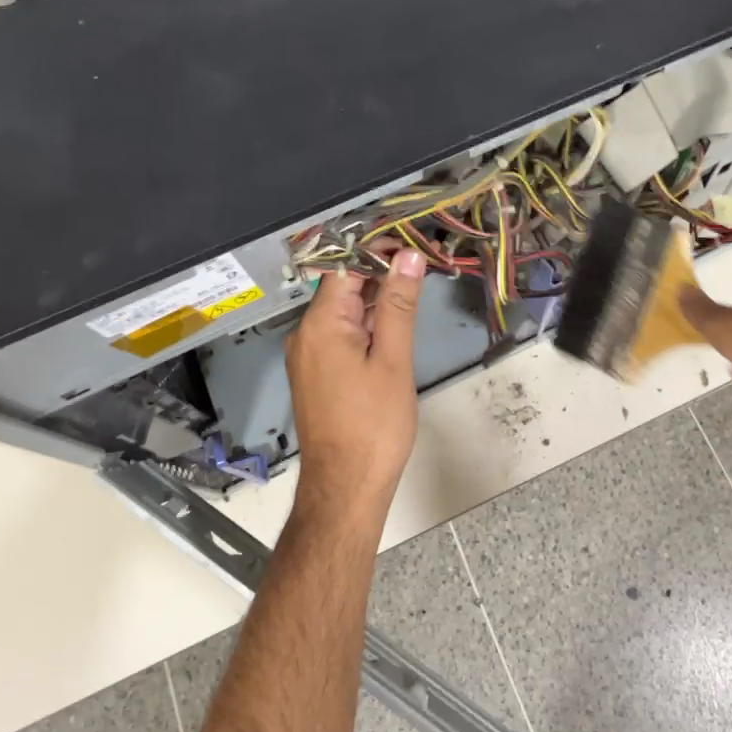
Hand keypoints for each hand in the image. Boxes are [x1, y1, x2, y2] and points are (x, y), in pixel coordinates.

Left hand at [284, 249, 425, 513]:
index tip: (414, 244)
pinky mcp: (317, 373)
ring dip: (377, 298)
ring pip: (344, 311)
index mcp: (320, 324)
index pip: (345, 266)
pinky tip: (395, 324)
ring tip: (417, 288)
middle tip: (425, 263)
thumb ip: (399, 305)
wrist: (346, 486)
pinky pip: (341, 334)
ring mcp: (309, 355)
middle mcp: (306, 334)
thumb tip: (409, 257)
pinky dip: (368, 324)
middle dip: (382, 272)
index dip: (378, 250)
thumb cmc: (373, 425)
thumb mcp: (393, 360)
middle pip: (343, 287)